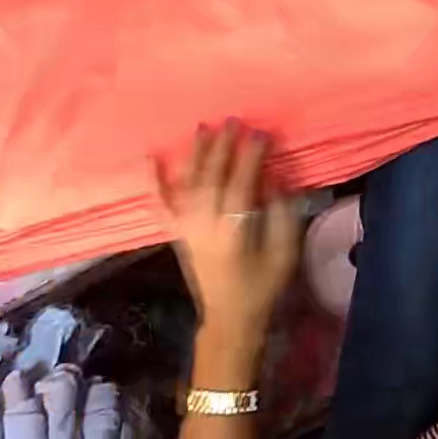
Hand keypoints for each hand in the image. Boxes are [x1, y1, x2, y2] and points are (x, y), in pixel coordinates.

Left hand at [156, 122, 302, 353]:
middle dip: (223, 146)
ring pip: (188, 183)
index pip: (243, 182)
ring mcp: (187, 228)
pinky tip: (152, 157)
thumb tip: (275, 176)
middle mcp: (205, 225)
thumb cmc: (263, 286)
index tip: (262, 133)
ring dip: (196, 154)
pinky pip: (162, 204)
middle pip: (212, 177)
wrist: (229, 318)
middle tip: (233, 120)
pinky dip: (155, 181)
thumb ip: (282, 213)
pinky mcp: (177, 233)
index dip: (252, 156)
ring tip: (203, 127)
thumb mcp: (284, 252)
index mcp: (235, 231)